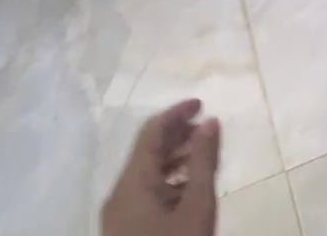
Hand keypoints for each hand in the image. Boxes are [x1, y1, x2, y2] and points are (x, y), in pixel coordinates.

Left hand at [100, 100, 222, 235]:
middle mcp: (119, 194)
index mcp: (132, 182)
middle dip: (177, 134)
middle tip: (207, 127)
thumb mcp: (197, 205)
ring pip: (146, 172)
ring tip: (204, 155)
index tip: (203, 103)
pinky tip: (189, 187)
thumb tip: (208, 122)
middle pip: (146, 150)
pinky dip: (167, 179)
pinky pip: (144, 192)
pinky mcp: (123, 231)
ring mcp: (118, 215)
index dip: (177, 112)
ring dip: (174, 157)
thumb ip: (203, 160)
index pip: (151, 131)